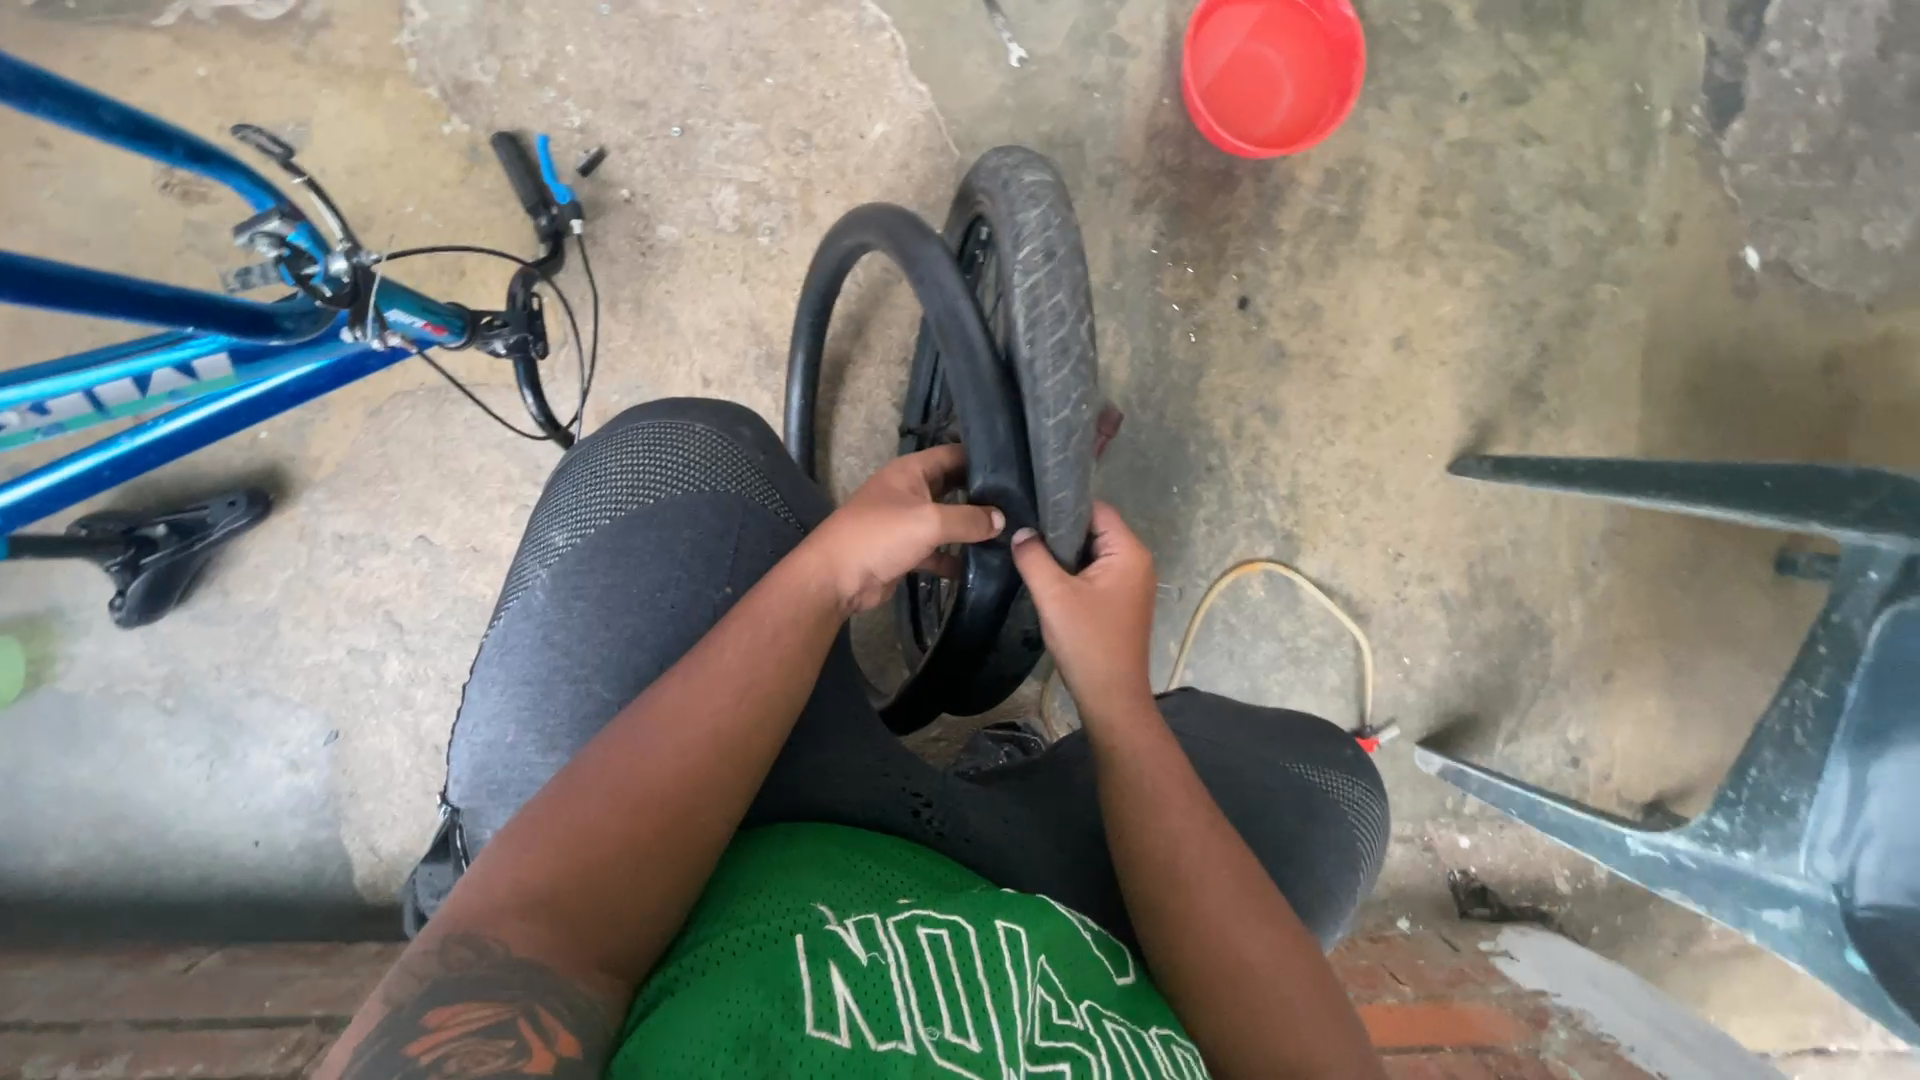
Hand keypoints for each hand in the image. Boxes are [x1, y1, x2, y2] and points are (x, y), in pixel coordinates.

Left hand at [799, 444, 1004, 615]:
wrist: (836, 578)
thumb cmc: (879, 536)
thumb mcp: (929, 521)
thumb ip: (969, 519)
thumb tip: (1002, 519)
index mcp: (911, 471)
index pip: (953, 454)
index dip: (982, 458)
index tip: (1016, 468)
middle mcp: (910, 491)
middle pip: (953, 487)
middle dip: (982, 496)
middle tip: (1019, 504)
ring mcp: (907, 522)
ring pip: (947, 521)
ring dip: (971, 529)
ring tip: (1009, 535)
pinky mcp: (906, 551)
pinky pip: (938, 550)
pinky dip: (956, 558)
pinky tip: (982, 567)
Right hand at [1010, 501, 1158, 719]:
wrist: (1110, 696)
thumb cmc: (1087, 641)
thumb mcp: (1054, 595)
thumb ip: (1034, 557)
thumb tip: (1021, 532)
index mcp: (1129, 552)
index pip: (1097, 509)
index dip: (1063, 505)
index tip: (1029, 508)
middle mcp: (1136, 561)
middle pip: (1095, 529)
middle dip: (1060, 530)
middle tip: (1024, 531)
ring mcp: (1131, 583)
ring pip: (1092, 553)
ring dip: (1064, 554)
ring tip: (1030, 551)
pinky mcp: (1121, 601)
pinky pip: (1095, 573)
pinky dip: (1073, 572)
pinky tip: (1047, 577)